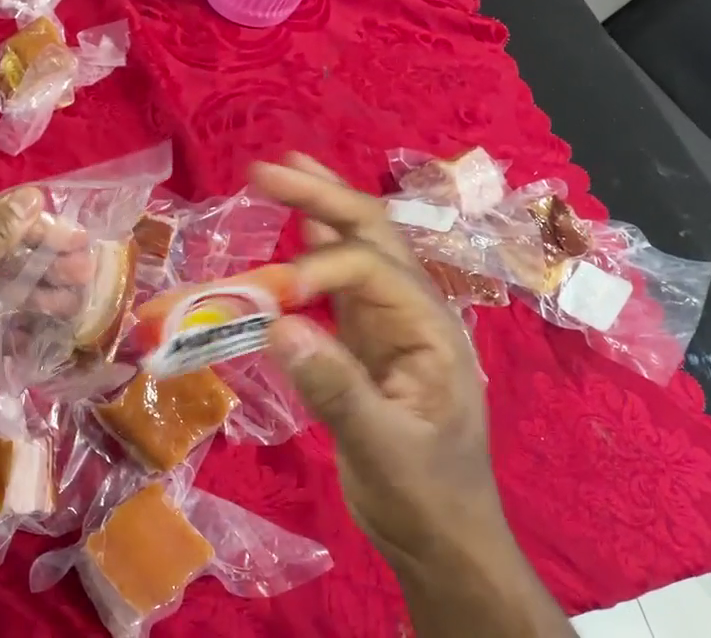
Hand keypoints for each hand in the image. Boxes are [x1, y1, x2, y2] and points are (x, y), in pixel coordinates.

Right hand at [249, 155, 508, 566]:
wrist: (443, 542)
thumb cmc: (425, 498)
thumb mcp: (384, 451)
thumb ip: (335, 388)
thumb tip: (277, 325)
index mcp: (430, 329)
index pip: (371, 271)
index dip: (318, 269)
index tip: (267, 295)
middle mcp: (412, 312)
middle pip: (371, 235)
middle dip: (322, 194)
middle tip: (267, 168)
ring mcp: (389, 324)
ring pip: (354, 248)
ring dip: (318, 206)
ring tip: (280, 171)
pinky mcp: (365, 341)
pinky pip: (338, 283)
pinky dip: (313, 248)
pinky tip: (297, 227)